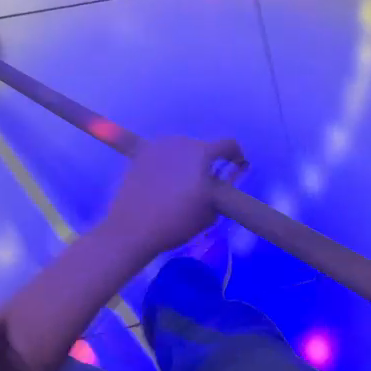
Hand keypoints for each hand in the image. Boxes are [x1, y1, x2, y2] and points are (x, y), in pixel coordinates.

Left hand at [101, 136, 246, 260]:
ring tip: (181, 184)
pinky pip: (161, 155)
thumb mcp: (211, 210)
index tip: (237, 167)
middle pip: (202, 147)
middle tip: (205, 183)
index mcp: (202, 152)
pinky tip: (163, 181)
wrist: (133, 228)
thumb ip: (222, 191)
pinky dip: (166, 164)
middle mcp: (180, 142)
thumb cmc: (177, 220)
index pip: (228, 145)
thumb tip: (219, 183)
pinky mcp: (140, 154)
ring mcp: (158, 146)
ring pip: (180, 150)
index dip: (237, 156)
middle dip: (207, 162)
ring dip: (186, 162)